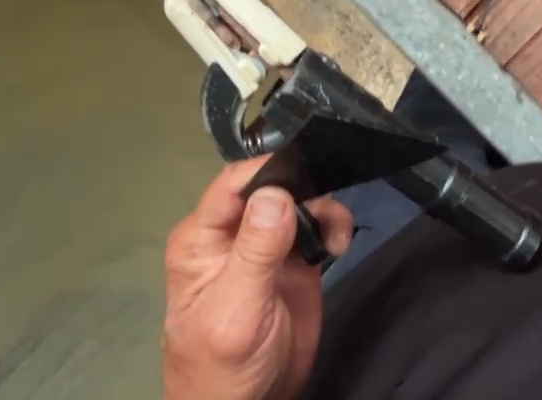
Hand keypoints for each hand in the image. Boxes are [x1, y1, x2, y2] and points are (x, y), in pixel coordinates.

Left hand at [163, 157, 352, 399]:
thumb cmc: (223, 367)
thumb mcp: (235, 310)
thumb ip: (254, 251)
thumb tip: (275, 192)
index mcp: (204, 237)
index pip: (234, 184)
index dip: (268, 172)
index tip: (306, 175)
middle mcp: (233, 231)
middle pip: (273, 183)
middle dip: (304, 186)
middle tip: (325, 210)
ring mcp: (267, 243)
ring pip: (300, 198)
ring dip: (324, 208)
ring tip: (334, 238)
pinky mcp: (296, 257)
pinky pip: (318, 223)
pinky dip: (334, 226)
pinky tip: (338, 246)